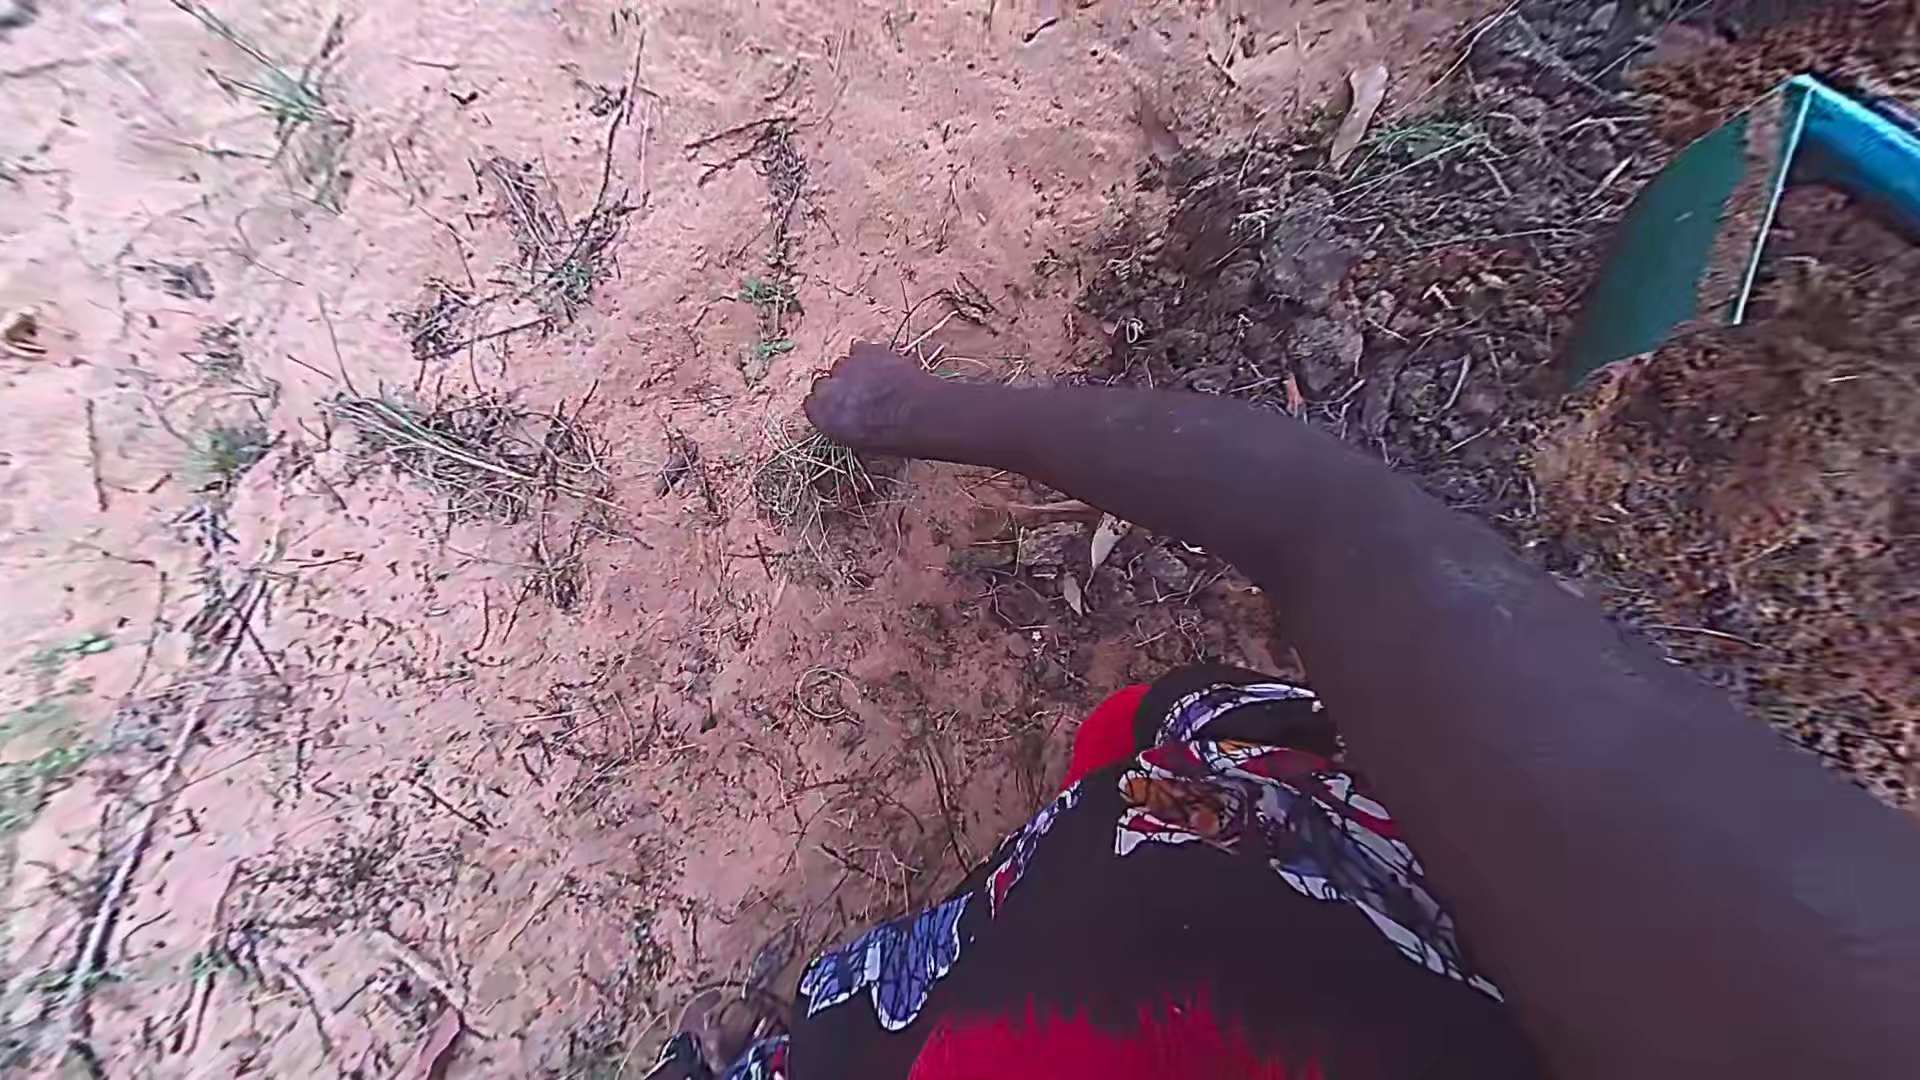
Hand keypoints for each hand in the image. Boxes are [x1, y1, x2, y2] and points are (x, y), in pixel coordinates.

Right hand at [804, 342, 941, 453]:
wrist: (919, 415)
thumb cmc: (894, 440)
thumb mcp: (861, 445)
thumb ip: (844, 428)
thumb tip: (848, 424)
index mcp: (821, 415)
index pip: (812, 405)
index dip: (827, 407)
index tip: (840, 411)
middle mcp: (827, 388)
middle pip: (824, 383)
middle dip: (838, 389)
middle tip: (859, 398)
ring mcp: (845, 365)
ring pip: (842, 365)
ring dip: (854, 373)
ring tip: (876, 384)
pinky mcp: (865, 349)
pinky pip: (860, 350)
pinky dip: (869, 357)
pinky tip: (884, 368)